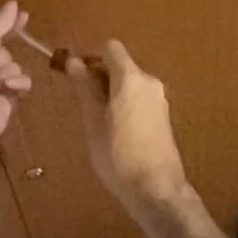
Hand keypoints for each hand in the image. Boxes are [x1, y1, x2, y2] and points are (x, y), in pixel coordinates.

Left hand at [0, 1, 31, 164]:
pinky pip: (21, 85)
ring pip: (14, 68)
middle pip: (3, 53)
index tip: (24, 15)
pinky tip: (8, 89)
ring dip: (8, 71)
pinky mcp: (7, 103)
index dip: (6, 26)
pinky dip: (18, 85)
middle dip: (1, 56)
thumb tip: (14, 4)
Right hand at [64, 40, 190, 208]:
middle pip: (121, 65)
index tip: (75, 76)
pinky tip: (114, 129)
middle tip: (80, 102)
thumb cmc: (117, 155)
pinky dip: (124, 103)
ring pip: (130, 83)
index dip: (91, 56)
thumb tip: (73, 60)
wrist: (155, 188)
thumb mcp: (93, 121)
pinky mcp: (163, 115)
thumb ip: (85, 88)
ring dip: (111, 92)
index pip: (111, 49)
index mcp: (132, 78)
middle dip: (99, 76)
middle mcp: (150, 82)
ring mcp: (159, 99)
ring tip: (95, 119)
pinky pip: (139, 98)